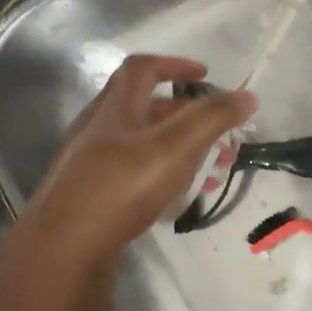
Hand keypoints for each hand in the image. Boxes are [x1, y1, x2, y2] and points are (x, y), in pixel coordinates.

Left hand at [12, 55, 255, 267]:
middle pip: (144, 106)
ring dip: (178, 146)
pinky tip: (175, 194)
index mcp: (116, 109)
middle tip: (218, 132)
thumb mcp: (175, 148)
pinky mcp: (91, 191)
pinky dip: (161, 171)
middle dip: (186, 113)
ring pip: (141, 141)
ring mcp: (91, 161)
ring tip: (208, 169)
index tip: (205, 76)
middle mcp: (99, 128)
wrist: (63, 246)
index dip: (175, 65)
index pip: (143, 69)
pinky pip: (133, 169)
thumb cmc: (121, 188)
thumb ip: (212, 120)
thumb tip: (247, 95)